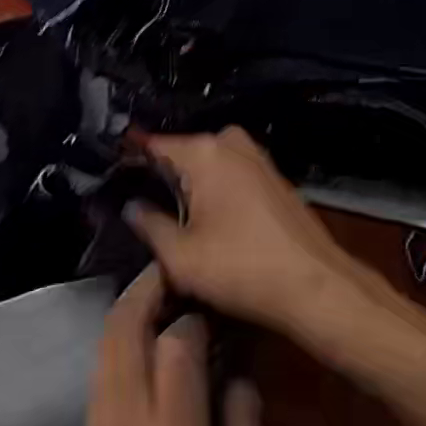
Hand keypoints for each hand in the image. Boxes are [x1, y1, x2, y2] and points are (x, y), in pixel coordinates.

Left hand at [88, 266, 264, 425]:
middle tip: (172, 270)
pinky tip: (139, 337)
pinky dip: (117, 336)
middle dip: (146, 288)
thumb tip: (236, 370)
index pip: (174, 343)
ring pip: (102, 341)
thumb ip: (243, 422)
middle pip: (122, 329)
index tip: (210, 311)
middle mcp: (125, 423)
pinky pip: (98, 365)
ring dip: (128, 307)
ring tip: (157, 293)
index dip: (193, 316)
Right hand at [125, 127, 358, 330]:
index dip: (130, 162)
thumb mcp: (181, 256)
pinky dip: (214, 190)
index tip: (110, 181)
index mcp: (205, 150)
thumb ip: (148, 224)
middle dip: (161, 177)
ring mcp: (255, 156)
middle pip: (181, 153)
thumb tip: (130, 206)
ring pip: (207, 165)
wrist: (315, 284)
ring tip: (169, 219)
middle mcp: (230, 141)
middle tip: (139, 209)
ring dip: (189, 186)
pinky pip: (229, 173)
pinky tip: (207, 220)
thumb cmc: (241, 268)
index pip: (154, 145)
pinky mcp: (272, 175)